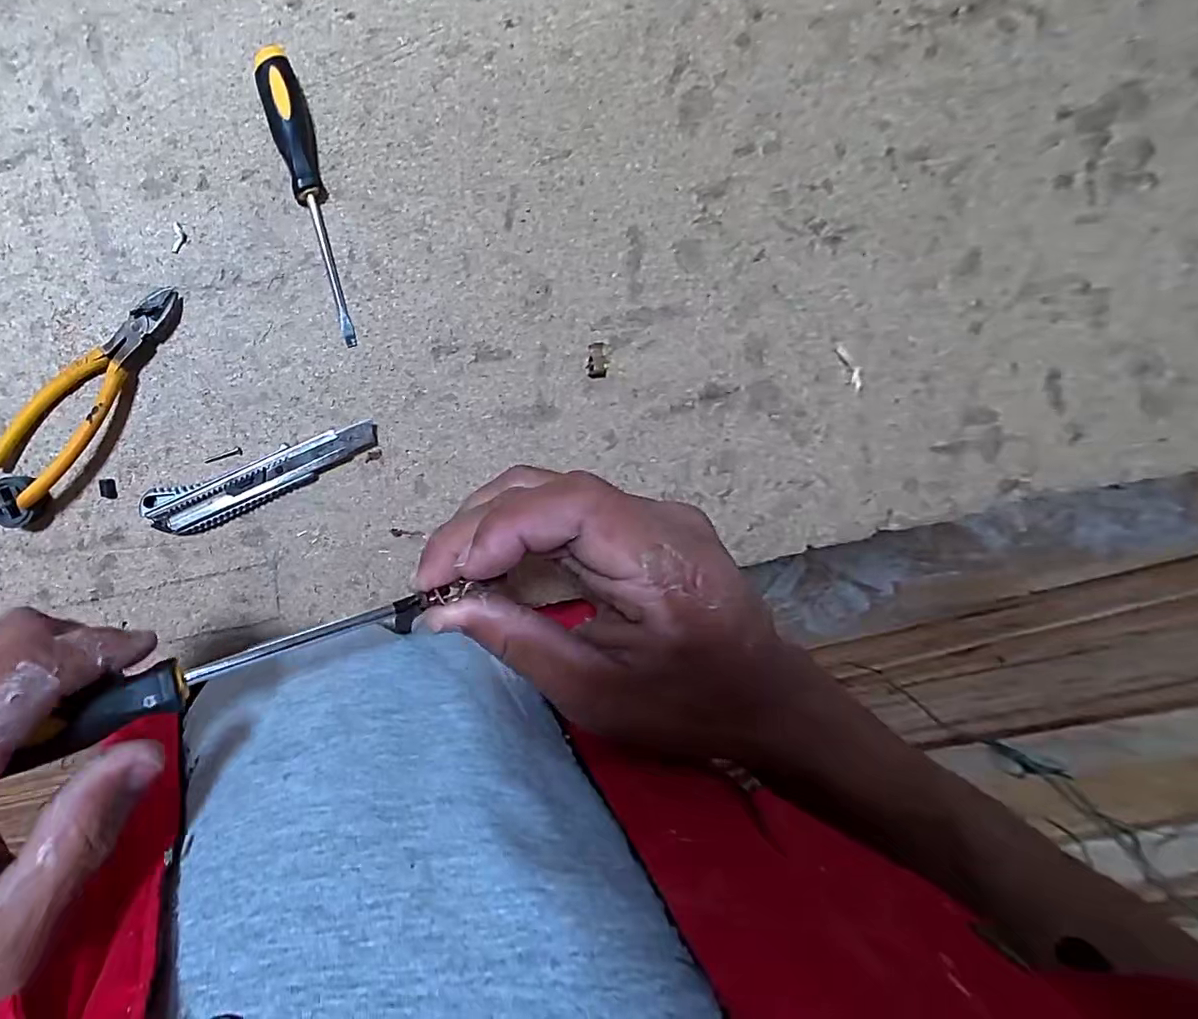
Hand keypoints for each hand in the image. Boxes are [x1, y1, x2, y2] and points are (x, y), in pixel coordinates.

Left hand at [0, 610, 165, 1018]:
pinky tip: (47, 711)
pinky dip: (22, 669)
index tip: (149, 653)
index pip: (24, 674)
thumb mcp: (4, 938)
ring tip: (99, 693)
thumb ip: (79, 838)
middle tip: (129, 676)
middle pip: (7, 638)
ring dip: (53, 652)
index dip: (95, 651)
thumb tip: (144, 752)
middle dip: (80, 641)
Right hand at [415, 466, 855, 768]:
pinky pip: (552, 510)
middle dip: (472, 529)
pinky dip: (506, 534)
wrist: (767, 702)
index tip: (445, 578)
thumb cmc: (689, 709)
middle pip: (541, 489)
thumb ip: (514, 640)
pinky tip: (485, 568)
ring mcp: (642, 513)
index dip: (495, 529)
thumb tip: (439, 611)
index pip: (567, 505)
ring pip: (539, 490)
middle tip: (430, 581)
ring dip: (482, 526)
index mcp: (662, 561)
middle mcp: (654, 518)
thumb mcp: (593, 693)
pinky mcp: (627, 521)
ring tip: (449, 574)